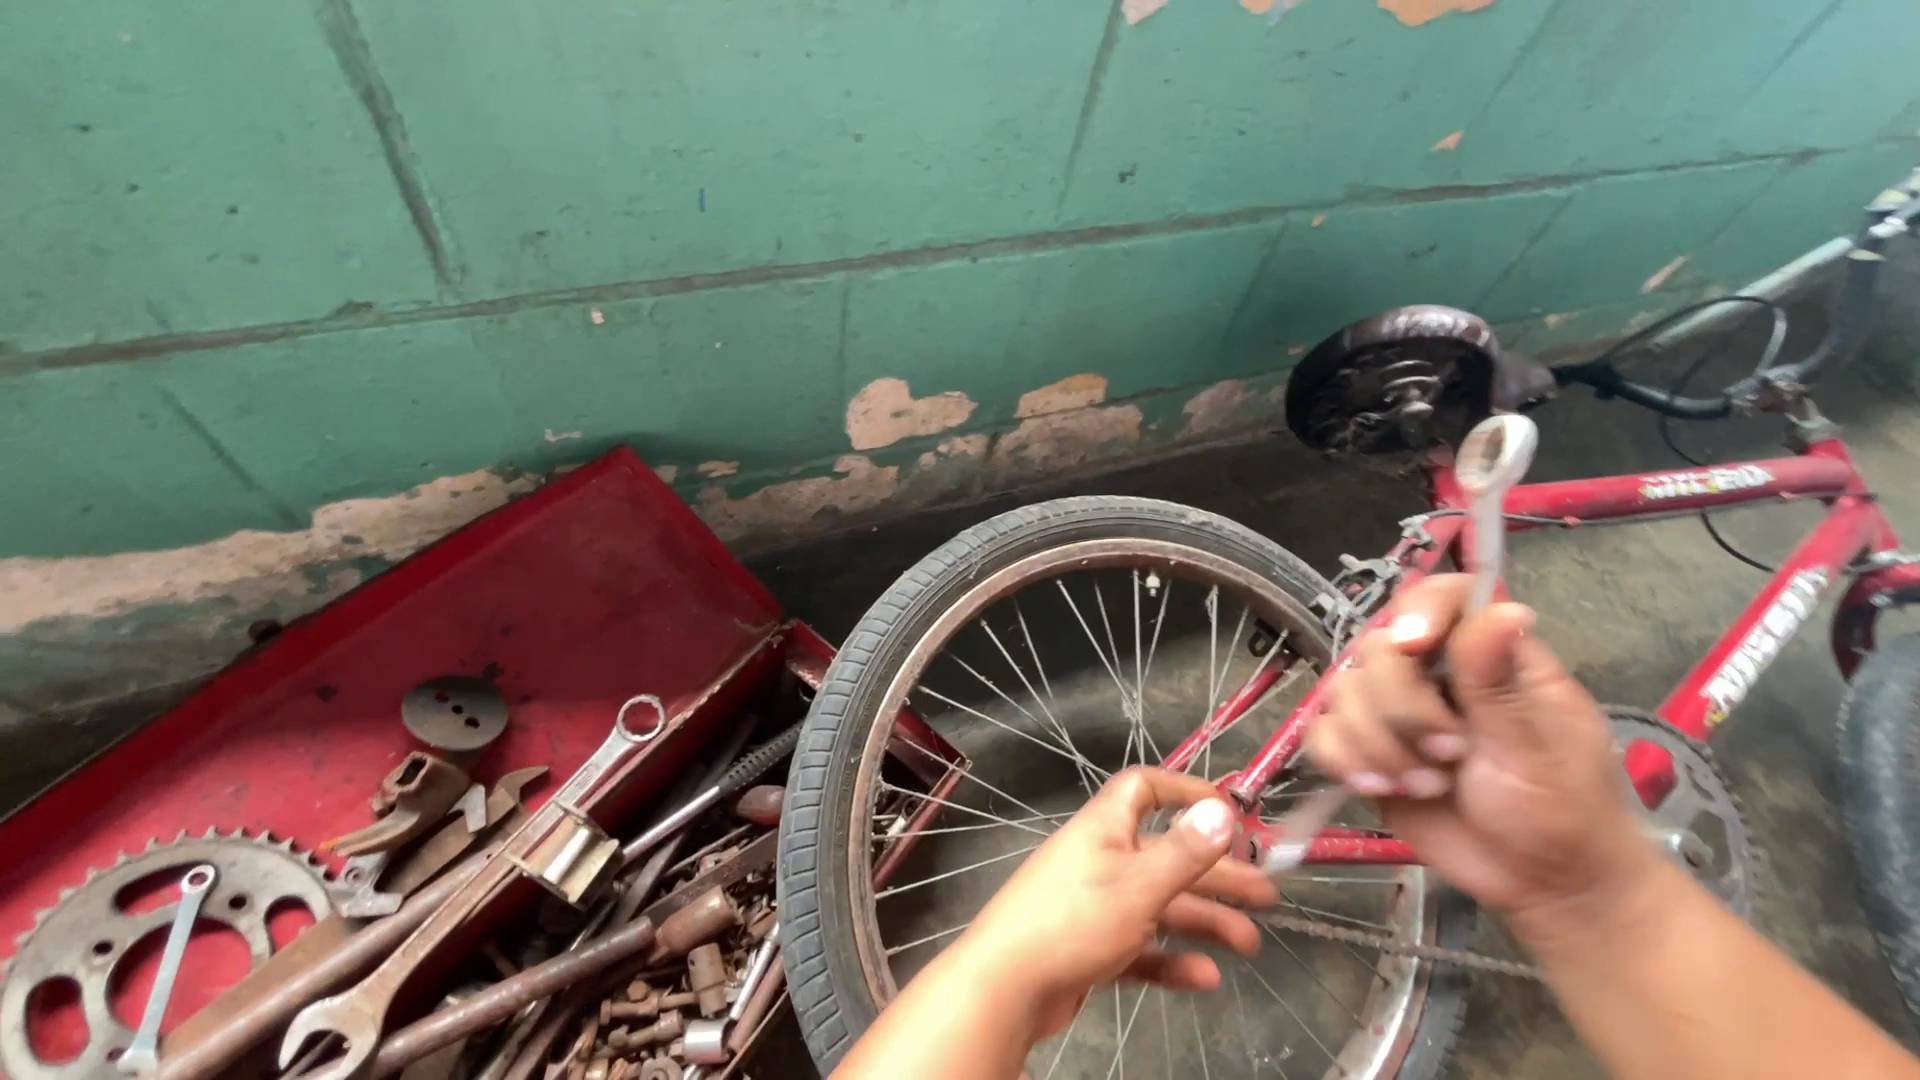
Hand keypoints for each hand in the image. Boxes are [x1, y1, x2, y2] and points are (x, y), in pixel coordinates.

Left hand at [942, 768, 1277, 1038]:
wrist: (1006, 985)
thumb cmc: (1075, 919)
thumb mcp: (1138, 884)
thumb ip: (1184, 851)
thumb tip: (1221, 809)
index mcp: (1105, 827)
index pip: (1145, 788)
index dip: (1185, 791)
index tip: (1229, 811)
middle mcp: (1100, 857)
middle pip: (1165, 854)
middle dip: (1215, 872)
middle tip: (1266, 894)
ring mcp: (1093, 903)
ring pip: (1157, 904)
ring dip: (1203, 920)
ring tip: (1249, 943)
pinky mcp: (1089, 945)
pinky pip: (1139, 944)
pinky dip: (1170, 957)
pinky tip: (1204, 977)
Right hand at [1305, 575, 1661, 930]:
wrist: (1540, 884)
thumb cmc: (1561, 812)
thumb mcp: (1539, 751)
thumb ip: (1501, 684)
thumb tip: (1503, 609)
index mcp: (1490, 655)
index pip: (1444, 597)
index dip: (1419, 610)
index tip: (1413, 647)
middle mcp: (1433, 671)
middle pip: (1376, 651)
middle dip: (1402, 711)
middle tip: (1449, 756)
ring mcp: (1391, 711)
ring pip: (1342, 694)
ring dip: (1378, 745)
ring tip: (1425, 784)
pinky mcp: (1362, 749)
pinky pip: (1321, 734)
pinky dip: (1343, 760)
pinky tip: (1380, 788)